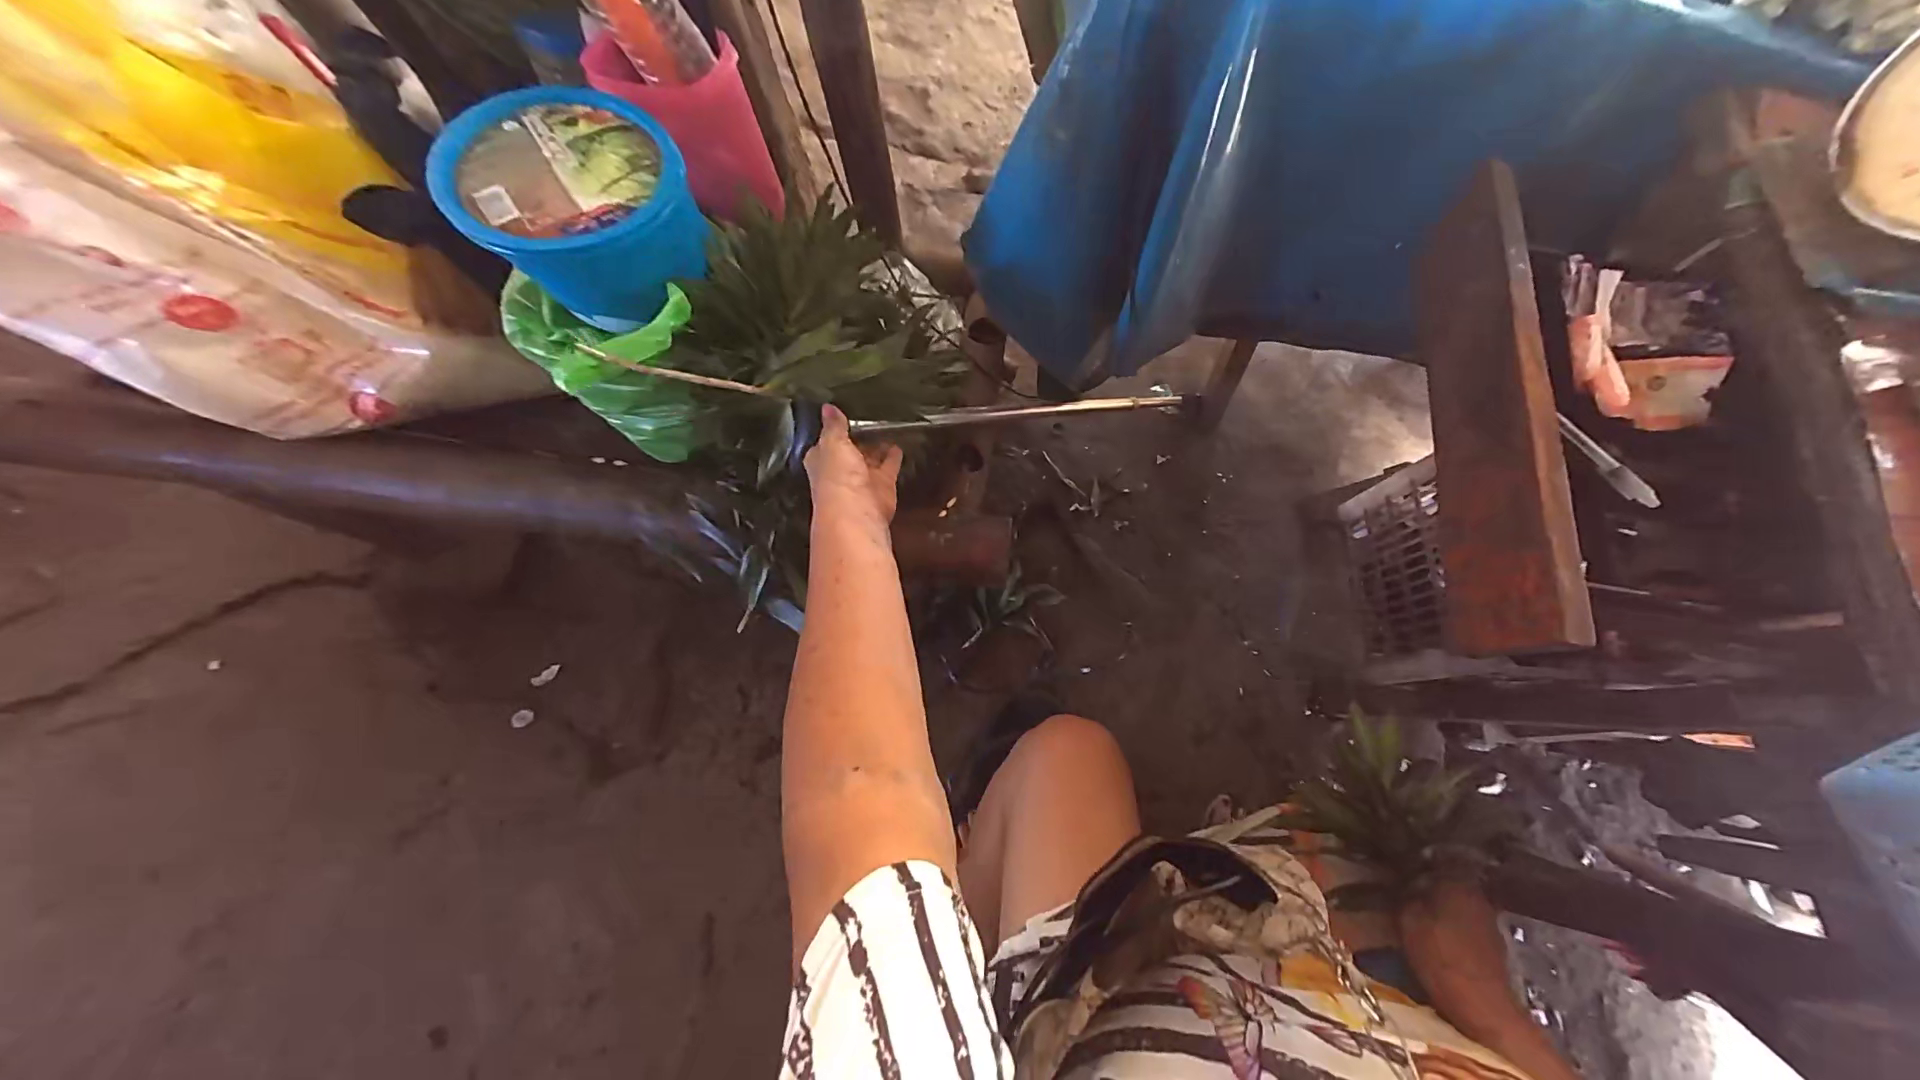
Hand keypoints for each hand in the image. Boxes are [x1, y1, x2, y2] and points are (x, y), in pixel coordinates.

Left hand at [804, 404, 901, 531]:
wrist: (857, 514)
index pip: (826, 441)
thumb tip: (828, 407)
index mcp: (822, 460)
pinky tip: (899, 443)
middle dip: (858, 437)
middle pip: (850, 449)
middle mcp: (840, 470)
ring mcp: (862, 479)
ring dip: (877, 446)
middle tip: (870, 415)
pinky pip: (889, 466)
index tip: (842, 411)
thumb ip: (834, 426)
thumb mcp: (833, 444)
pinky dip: (893, 457)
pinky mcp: (883, 486)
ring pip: (870, 458)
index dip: (834, 428)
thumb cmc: (837, 478)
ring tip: (887, 425)